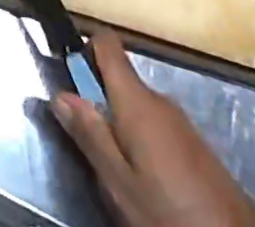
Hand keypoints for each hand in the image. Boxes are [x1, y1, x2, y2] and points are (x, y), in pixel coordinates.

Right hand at [51, 32, 254, 226]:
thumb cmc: (171, 214)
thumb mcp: (119, 182)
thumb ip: (89, 134)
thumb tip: (61, 94)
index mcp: (137, 102)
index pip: (108, 45)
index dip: (84, 48)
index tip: (67, 73)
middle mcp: (160, 101)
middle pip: (117, 79)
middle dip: (96, 100)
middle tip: (84, 140)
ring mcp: (180, 122)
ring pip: (134, 105)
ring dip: (116, 123)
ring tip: (113, 167)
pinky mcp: (193, 144)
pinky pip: (153, 124)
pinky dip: (138, 138)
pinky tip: (142, 178)